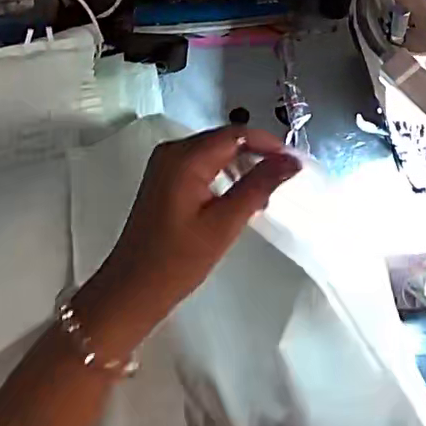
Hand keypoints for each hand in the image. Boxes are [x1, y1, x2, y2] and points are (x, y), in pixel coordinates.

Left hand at [75, 126, 299, 351]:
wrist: (131, 292)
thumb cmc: (178, 260)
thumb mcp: (225, 223)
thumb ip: (259, 185)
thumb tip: (291, 160)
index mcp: (185, 157)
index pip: (236, 133)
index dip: (268, 143)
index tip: (295, 161)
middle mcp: (173, 150)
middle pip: (225, 138)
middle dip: (257, 152)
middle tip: (285, 175)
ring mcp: (165, 163)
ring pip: (215, 149)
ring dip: (242, 162)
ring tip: (268, 186)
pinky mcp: (165, 177)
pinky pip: (203, 161)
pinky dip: (225, 171)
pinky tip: (241, 192)